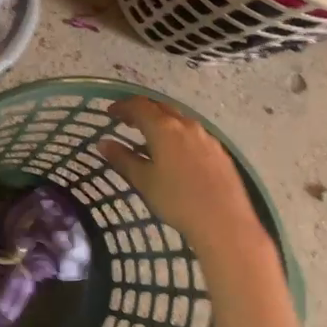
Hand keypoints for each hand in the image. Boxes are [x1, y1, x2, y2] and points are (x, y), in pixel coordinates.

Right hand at [97, 97, 273, 258]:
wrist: (223, 220)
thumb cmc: (176, 199)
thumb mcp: (143, 181)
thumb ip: (122, 159)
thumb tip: (104, 143)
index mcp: (164, 128)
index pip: (140, 106)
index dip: (123, 106)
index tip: (110, 112)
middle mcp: (187, 125)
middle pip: (161, 108)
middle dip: (142, 111)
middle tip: (127, 121)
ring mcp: (207, 137)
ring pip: (180, 120)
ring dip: (162, 122)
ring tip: (150, 137)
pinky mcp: (219, 152)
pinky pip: (193, 134)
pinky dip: (178, 135)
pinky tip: (175, 153)